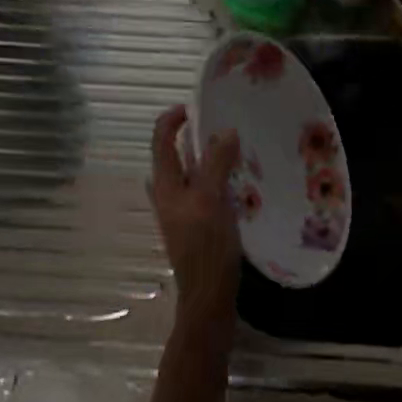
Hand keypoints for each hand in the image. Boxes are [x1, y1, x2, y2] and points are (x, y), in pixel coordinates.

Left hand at [150, 106, 241, 318]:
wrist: (208, 295)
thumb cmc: (207, 247)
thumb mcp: (211, 201)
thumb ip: (215, 164)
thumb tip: (225, 131)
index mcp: (165, 186)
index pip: (161, 140)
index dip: (174, 119)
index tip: (199, 106)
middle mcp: (169, 195)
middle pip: (177, 156)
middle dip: (198, 138)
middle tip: (227, 127)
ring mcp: (182, 212)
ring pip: (193, 175)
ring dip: (210, 160)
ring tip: (239, 151)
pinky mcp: (198, 225)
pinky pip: (205, 193)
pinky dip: (218, 181)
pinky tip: (240, 185)